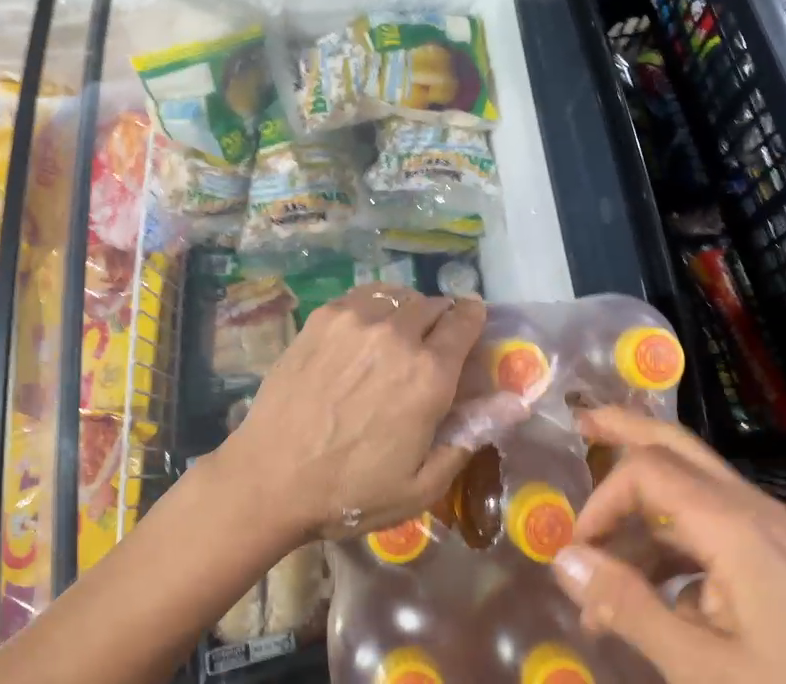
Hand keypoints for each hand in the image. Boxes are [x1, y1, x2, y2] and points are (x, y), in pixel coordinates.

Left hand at [215, 284, 490, 542]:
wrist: (270, 477)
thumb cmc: (351, 491)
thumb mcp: (422, 483)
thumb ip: (470, 435)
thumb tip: (514, 403)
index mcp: (429, 374)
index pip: (466, 320)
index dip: (474, 320)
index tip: (472, 328)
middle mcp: (397, 335)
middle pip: (434, 304)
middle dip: (441, 320)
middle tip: (432, 345)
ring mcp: (356, 320)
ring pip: (399, 295)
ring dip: (408, 310)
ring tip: (398, 335)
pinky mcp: (323, 317)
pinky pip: (364, 295)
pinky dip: (375, 305)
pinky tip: (366, 331)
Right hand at [550, 407, 785, 683]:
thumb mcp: (700, 668)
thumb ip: (628, 607)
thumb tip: (564, 559)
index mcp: (734, 524)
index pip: (647, 471)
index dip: (601, 501)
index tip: (576, 556)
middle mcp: (753, 510)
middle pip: (677, 446)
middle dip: (626, 431)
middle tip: (578, 421)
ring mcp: (772, 533)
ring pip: (693, 488)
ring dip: (643, 513)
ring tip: (601, 564)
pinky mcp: (780, 562)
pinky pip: (714, 529)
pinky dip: (673, 547)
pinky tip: (652, 595)